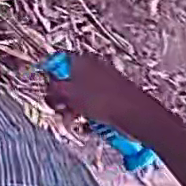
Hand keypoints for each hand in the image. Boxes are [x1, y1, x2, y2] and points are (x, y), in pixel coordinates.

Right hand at [45, 51, 170, 136]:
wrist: (138, 117)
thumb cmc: (107, 101)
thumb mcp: (70, 94)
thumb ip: (54, 90)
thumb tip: (47, 91)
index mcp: (82, 61)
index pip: (58, 64)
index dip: (49, 78)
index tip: (47, 91)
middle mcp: (94, 69)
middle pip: (68, 81)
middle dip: (62, 98)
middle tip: (60, 109)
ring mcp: (105, 83)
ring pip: (80, 94)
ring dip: (74, 108)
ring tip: (74, 119)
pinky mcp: (113, 98)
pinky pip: (93, 104)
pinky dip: (88, 113)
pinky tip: (88, 123)